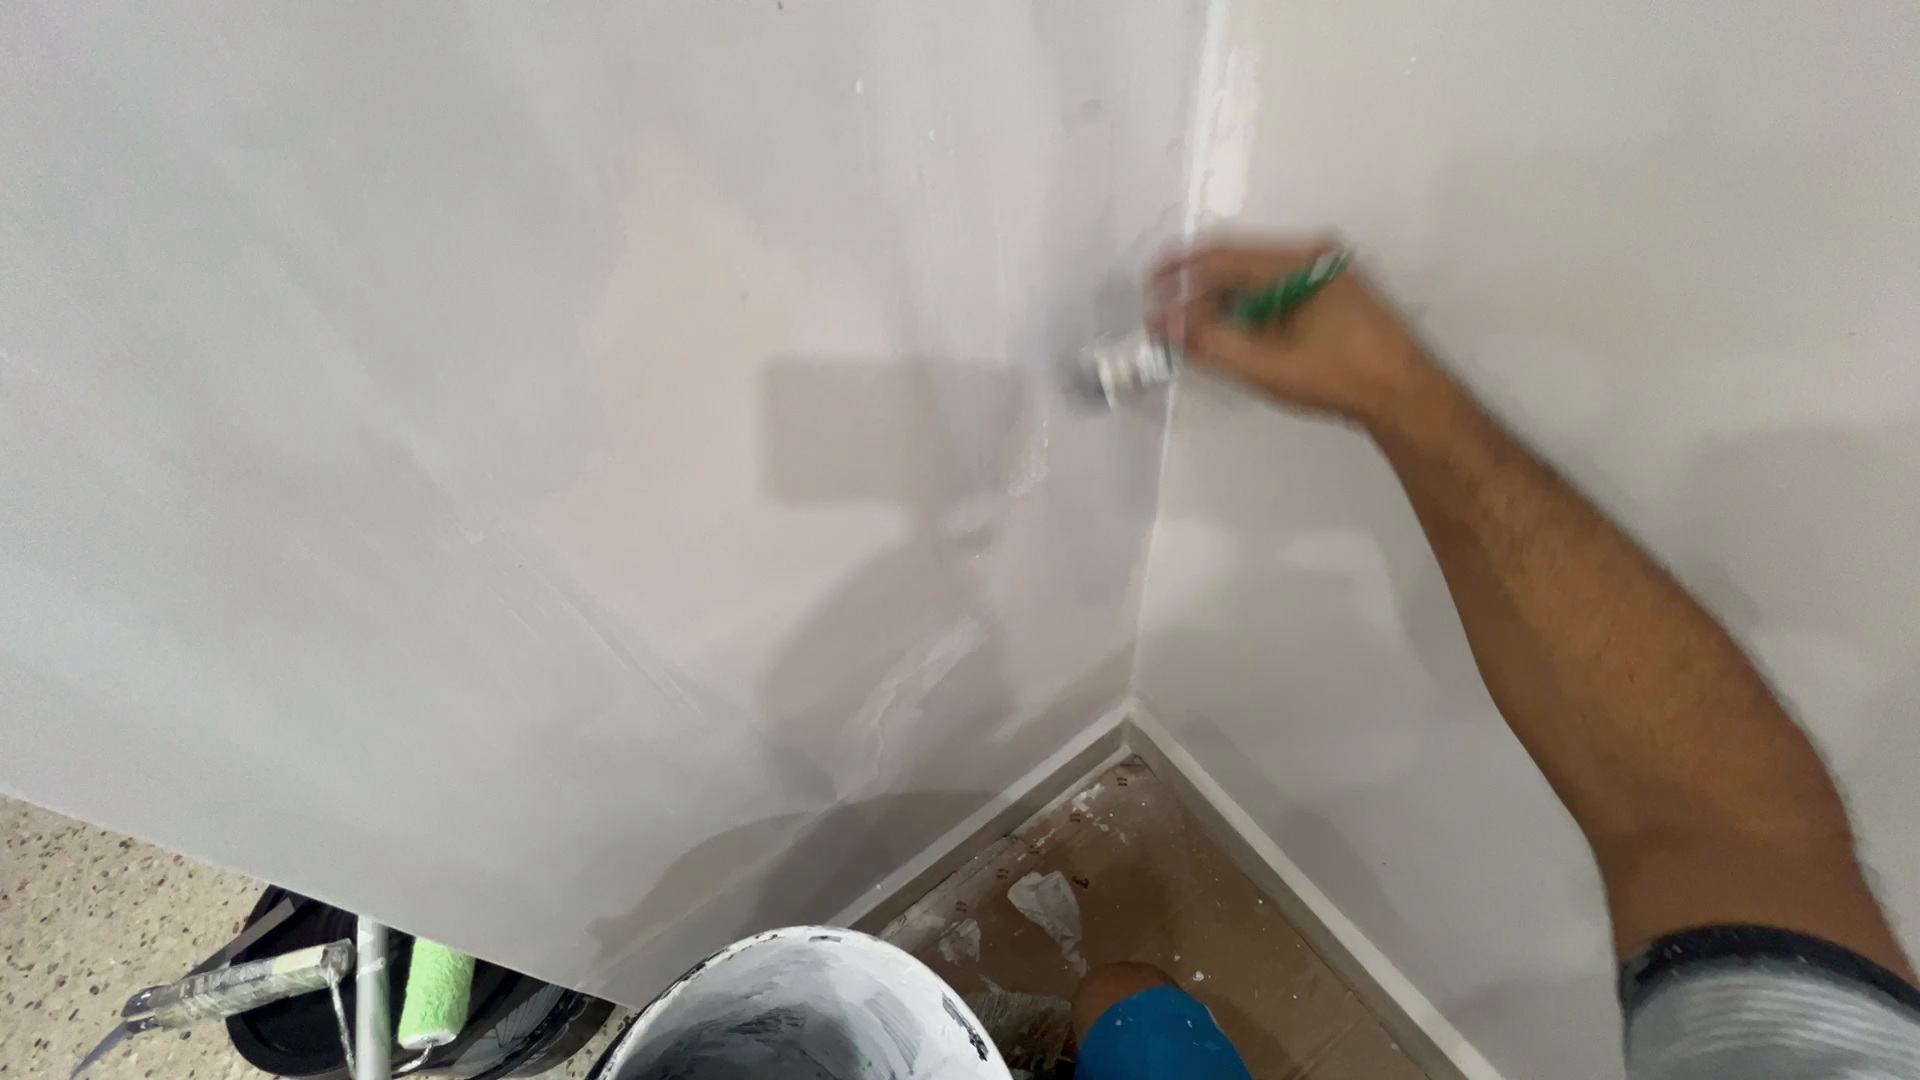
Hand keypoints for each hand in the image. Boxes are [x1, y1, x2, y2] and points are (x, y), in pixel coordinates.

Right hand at [1150, 238, 1445, 426]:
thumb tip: (1163, 324)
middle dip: (1197, 297)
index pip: (1223, 256)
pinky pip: (1273, 296)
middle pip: (1237, 268)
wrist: (1405, 396)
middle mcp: (1312, 257)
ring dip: (1220, 310)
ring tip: (1194, 342)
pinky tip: (1231, 342)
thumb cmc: (1337, 377)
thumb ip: (1209, 343)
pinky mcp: (1329, 297)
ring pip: (1254, 284)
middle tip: (1168, 330)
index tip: (1147, 288)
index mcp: (1299, 262)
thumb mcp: (1265, 365)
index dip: (1179, 271)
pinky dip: (1245, 316)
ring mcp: (1324, 275)